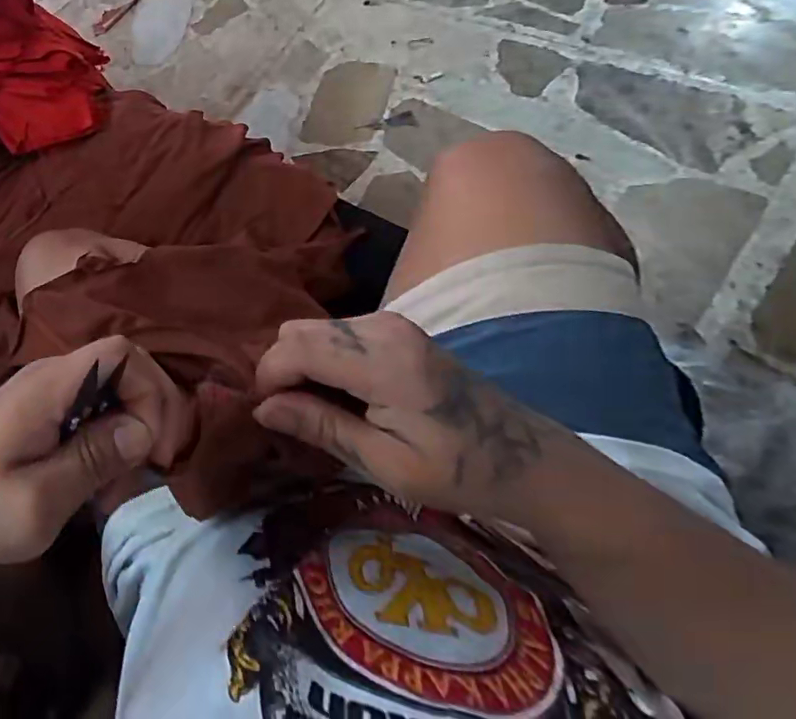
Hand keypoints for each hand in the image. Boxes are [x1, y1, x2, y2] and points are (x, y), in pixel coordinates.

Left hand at [0, 336, 193, 564]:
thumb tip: (143, 428)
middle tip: (152, 468)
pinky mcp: (44, 407)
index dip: (151, 391)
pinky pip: (93, 405)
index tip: (158, 451)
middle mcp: (49, 375)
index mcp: (47, 386)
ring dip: (131, 430)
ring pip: (112, 388)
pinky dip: (110, 437)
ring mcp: (45, 389)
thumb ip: (92, 459)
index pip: (119, 352)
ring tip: (120, 485)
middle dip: (150, 412)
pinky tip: (101, 480)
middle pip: (122, 366)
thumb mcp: (40, 499)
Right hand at [251, 312, 579, 522]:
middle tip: (292, 414)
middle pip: (296, 332)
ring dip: (299, 364)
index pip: (295, 349)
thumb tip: (261, 409)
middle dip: (280, 370)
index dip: (269, 379)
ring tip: (316, 406)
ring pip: (309, 330)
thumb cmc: (462, 473)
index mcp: (384, 362)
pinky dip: (319, 358)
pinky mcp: (392, 327)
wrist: (533, 462)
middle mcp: (381, 328)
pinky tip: (338, 392)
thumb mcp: (388, 464)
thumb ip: (321, 427)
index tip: (270, 415)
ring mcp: (388, 323)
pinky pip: (332, 332)